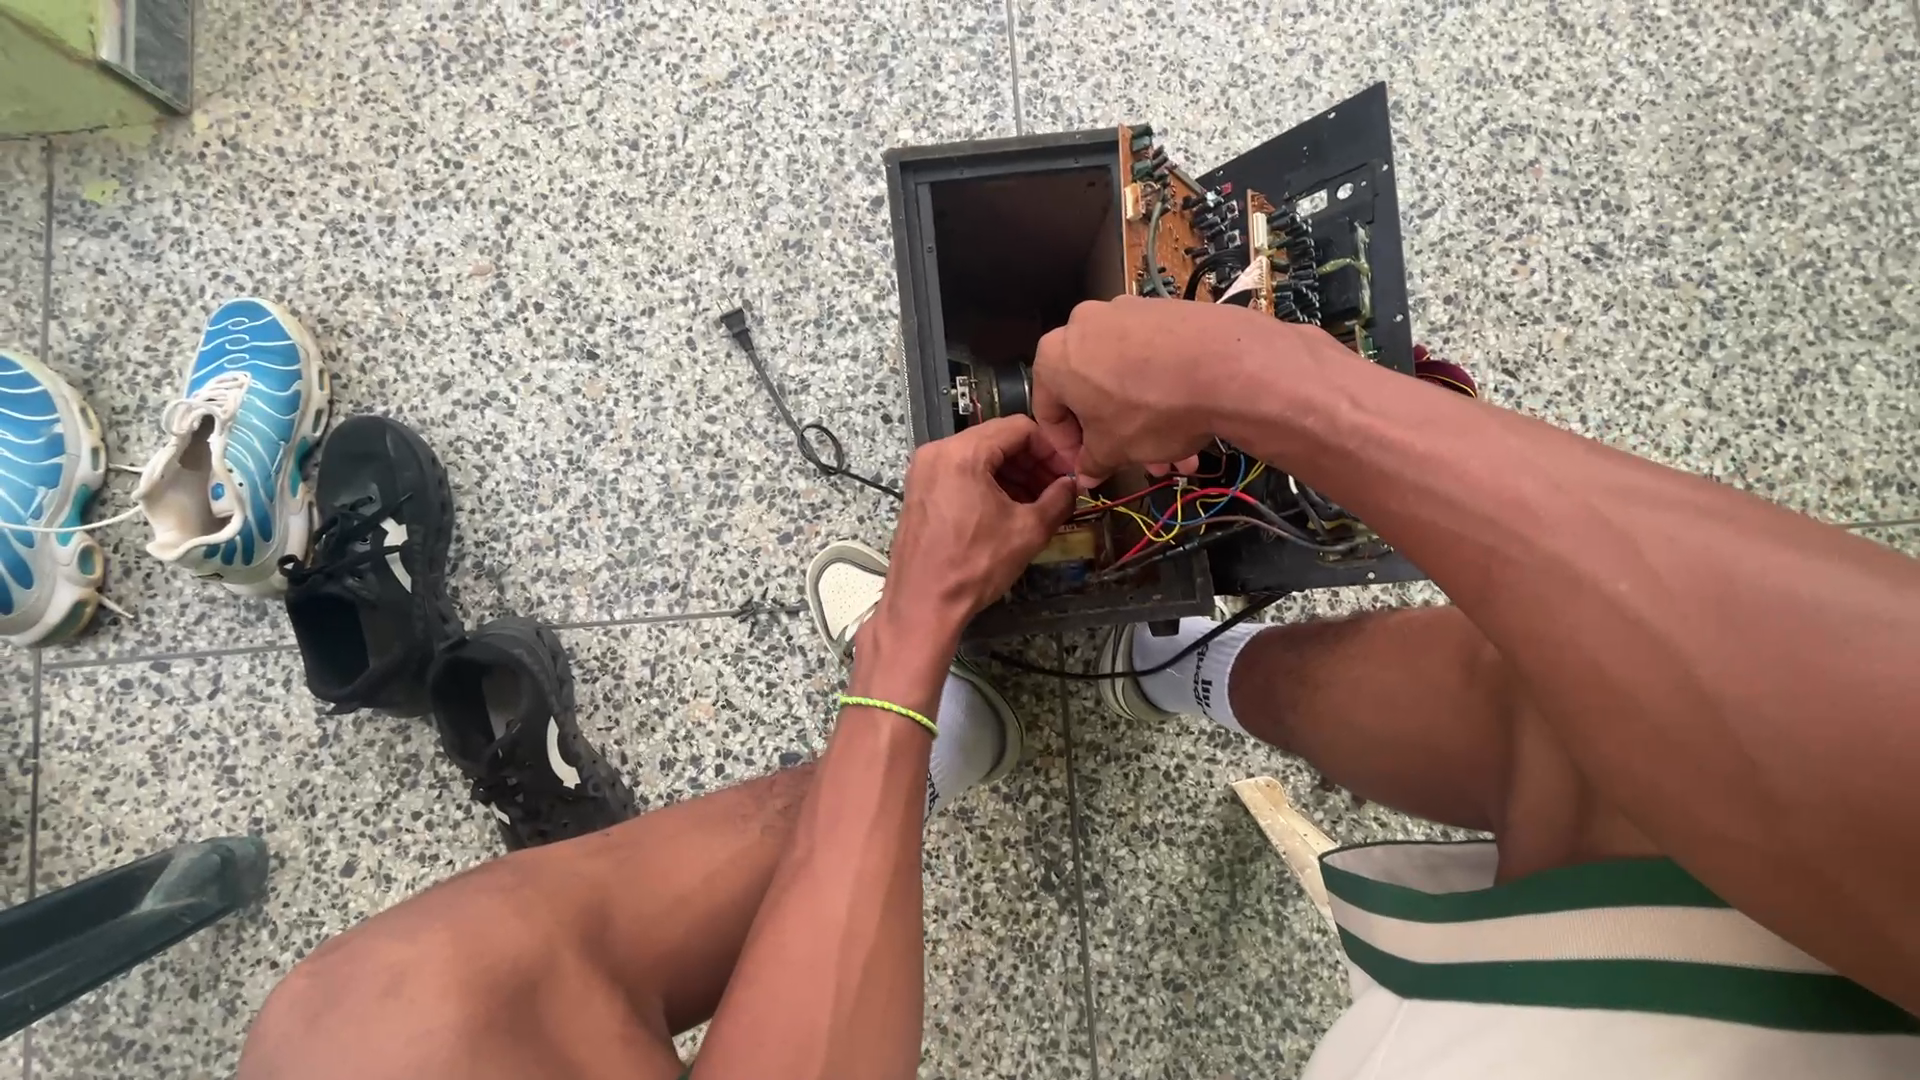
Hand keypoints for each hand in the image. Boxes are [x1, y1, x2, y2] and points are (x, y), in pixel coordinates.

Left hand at [878, 416, 1076, 642]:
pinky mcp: (920, 491)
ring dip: (1012, 474)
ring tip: (1037, 503)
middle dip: (1032, 462)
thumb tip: (1071, 485)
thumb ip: (1057, 500)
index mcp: (962, 453)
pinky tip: (1009, 509)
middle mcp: (937, 452)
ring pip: (980, 456)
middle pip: (997, 439)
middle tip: (1056, 489)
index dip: (1051, 448)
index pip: (1018, 427)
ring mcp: (924, 471)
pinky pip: (961, 473)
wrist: (923, 604)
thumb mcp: (1028, 531)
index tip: (1067, 472)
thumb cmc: (973, 566)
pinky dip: (988, 484)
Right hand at [1031, 296, 1318, 485]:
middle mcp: (1084, 325)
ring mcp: (1127, 312)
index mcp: (1054, 357)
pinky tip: (1188, 421)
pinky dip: (1161, 391)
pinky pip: (1151, 359)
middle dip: (1112, 434)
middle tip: (1132, 462)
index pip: (1047, 411)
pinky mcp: (1165, 310)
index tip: (1086, 467)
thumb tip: (1084, 475)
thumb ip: (1091, 463)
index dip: (1066, 448)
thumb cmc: (1148, 410)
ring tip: (1173, 454)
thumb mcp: (1113, 449)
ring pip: (1124, 378)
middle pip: (1090, 392)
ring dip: (1142, 420)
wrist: (1225, 366)